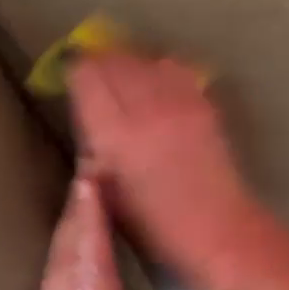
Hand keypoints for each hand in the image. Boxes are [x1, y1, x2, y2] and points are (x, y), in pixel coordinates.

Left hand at [35, 174, 212, 289]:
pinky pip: (48, 281)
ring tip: (81, 191)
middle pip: (68, 262)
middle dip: (77, 214)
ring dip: (66, 227)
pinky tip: (70, 228)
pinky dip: (59, 247)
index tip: (93, 190)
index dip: (92, 229)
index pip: (94, 274)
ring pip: (53, 268)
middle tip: (88, 173)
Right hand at [68, 53, 262, 289]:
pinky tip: (157, 86)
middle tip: (93, 76)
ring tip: (124, 79)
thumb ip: (94, 150)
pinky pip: (175, 69)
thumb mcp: (108, 192)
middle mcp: (146, 108)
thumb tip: (88, 119)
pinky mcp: (204, 104)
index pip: (87, 76)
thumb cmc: (155, 226)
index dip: (75, 72)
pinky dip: (160, 70)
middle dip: (99, 63)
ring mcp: (179, 102)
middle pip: (114, 60)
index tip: (70, 78)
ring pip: (144, 60)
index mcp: (115, 134)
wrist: (218, 230)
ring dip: (130, 64)